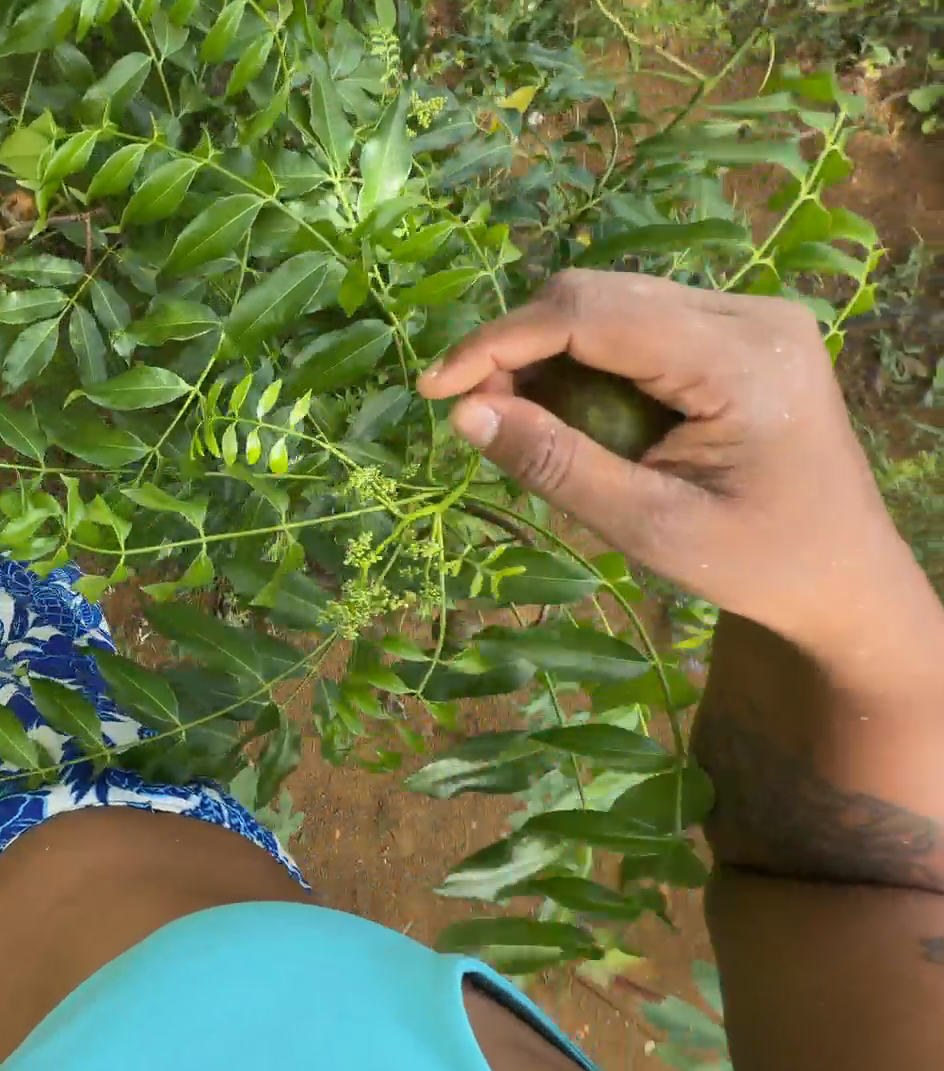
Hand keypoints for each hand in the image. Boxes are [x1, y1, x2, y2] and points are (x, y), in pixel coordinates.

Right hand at [416, 269, 922, 652]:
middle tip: (470, 409)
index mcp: (741, 359)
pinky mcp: (722, 334)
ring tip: (504, 413)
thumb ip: (554, 463)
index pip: (589, 316)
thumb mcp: (643, 524)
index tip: (432, 389)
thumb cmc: (752, 559)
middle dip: (509, 345)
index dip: (496, 343)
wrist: (840, 574)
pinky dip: (562, 358)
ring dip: (531, 351)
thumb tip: (462, 412)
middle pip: (589, 295)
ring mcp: (739, 318)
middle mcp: (746, 316)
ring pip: (597, 302)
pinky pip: (617, 323)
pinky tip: (550, 405)